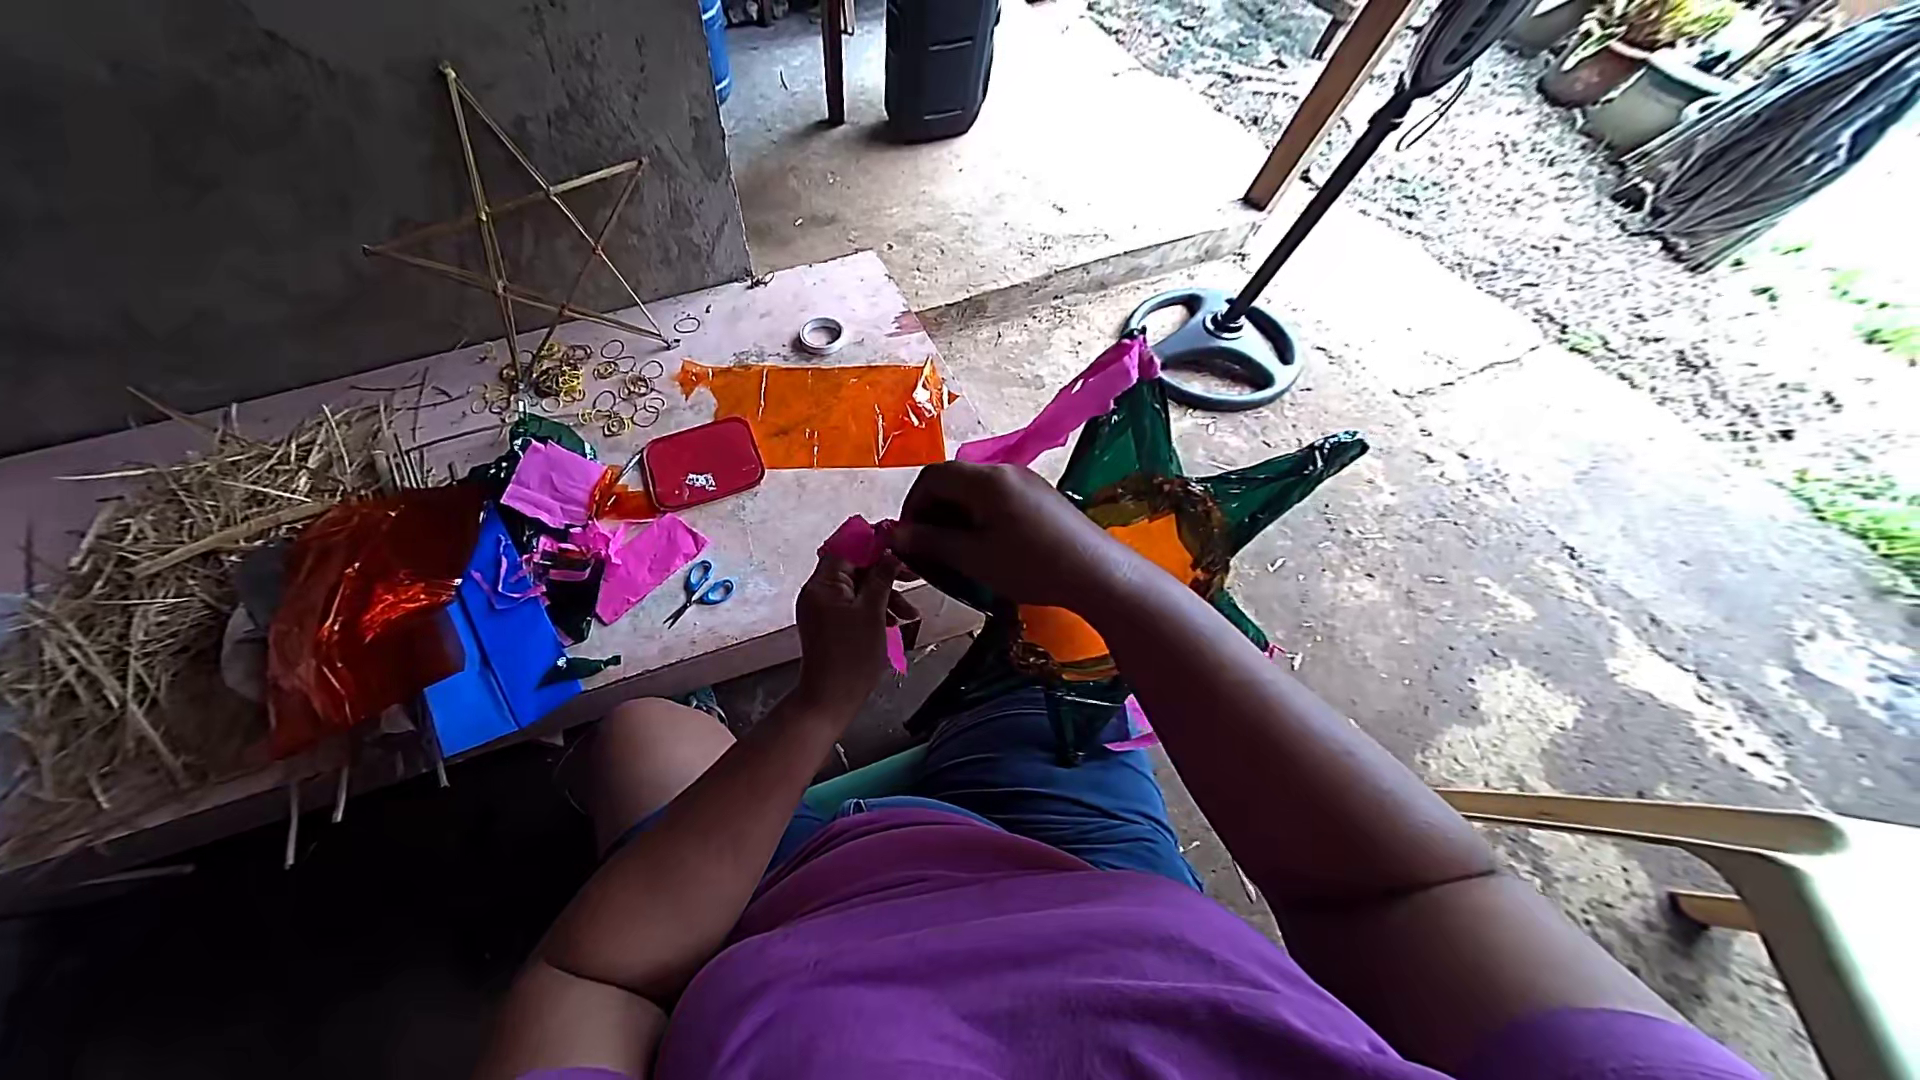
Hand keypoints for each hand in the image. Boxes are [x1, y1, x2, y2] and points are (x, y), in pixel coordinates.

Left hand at [792, 552, 899, 716]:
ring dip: (885, 595)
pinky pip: (853, 605)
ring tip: (909, 614)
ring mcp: (822, 608)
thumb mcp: (873, 612)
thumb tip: (891, 553)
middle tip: (912, 577)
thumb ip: (882, 578)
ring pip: (858, 588)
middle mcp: (818, 592)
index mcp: (822, 584)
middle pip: (854, 567)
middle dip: (885, 573)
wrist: (831, 698)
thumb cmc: (851, 657)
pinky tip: (895, 623)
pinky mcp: (829, 623)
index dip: (874, 543)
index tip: (899, 545)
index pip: (847, 548)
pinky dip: (874, 609)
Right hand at [889, 461, 1138, 610]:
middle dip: (933, 511)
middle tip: (929, 548)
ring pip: (975, 490)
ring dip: (955, 516)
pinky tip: (986, 547)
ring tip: (956, 552)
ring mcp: (1026, 481)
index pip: (932, 476)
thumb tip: (896, 534)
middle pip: (953, 479)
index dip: (912, 505)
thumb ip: (931, 542)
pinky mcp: (1040, 496)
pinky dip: (979, 517)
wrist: (1097, 573)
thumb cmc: (1030, 565)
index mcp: (985, 479)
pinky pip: (997, 498)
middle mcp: (1004, 470)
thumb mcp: (973, 557)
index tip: (908, 538)